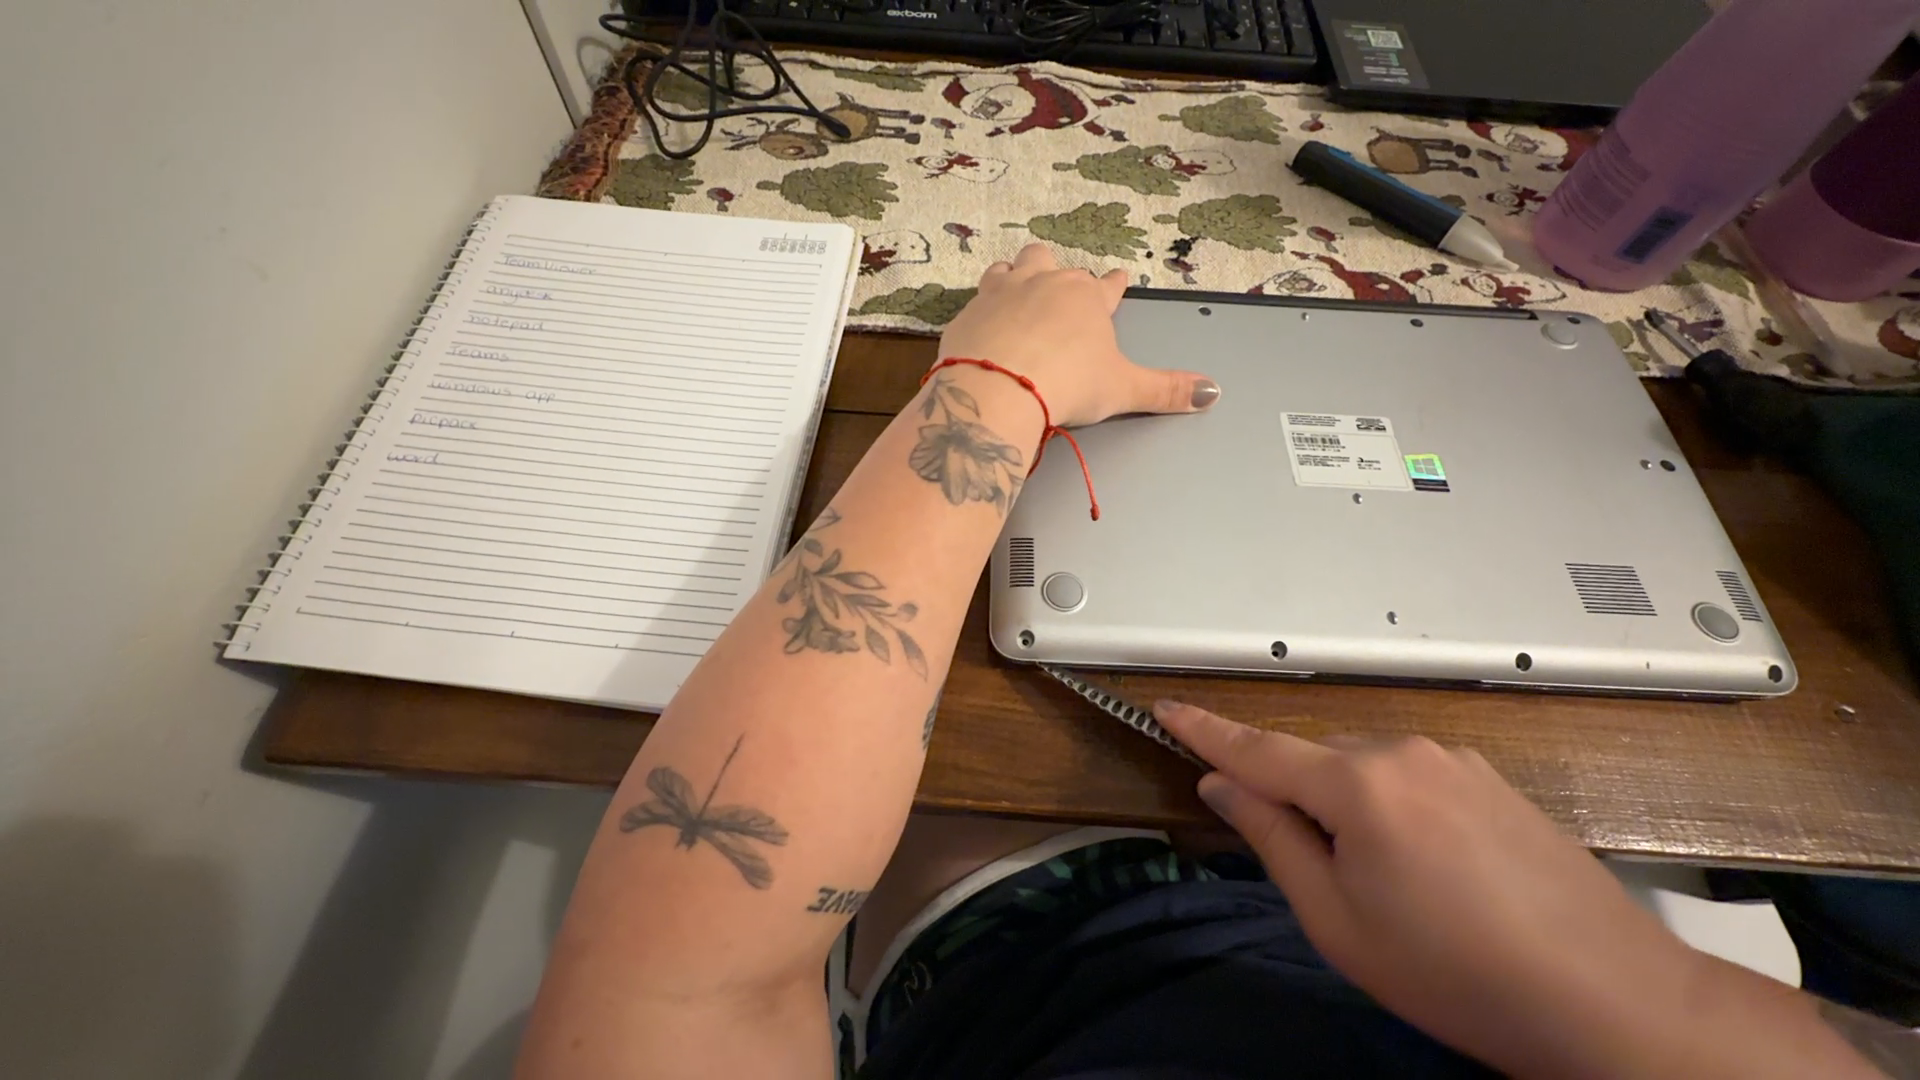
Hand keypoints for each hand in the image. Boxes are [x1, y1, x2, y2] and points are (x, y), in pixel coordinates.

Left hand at [937, 244, 1218, 426]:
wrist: (1000, 386)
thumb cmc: (1068, 383)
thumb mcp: (1123, 389)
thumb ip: (1165, 390)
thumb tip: (1214, 393)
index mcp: (1086, 298)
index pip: (1107, 286)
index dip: (1114, 285)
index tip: (1119, 279)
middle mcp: (1044, 283)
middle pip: (1051, 262)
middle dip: (1056, 270)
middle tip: (1057, 281)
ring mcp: (1002, 293)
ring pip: (1010, 267)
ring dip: (1015, 274)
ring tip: (1015, 283)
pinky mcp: (968, 313)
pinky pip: (975, 298)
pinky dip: (982, 307)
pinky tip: (980, 318)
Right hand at [1156, 702, 1704, 1078]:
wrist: (1614, 1004)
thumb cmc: (1455, 972)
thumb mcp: (1336, 921)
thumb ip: (1271, 839)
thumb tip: (1222, 786)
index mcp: (1357, 785)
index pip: (1255, 748)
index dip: (1203, 729)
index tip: (1164, 707)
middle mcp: (1403, 753)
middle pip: (1312, 760)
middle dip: (1291, 797)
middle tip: (1315, 874)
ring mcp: (1453, 761)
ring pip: (1362, 768)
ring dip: (1343, 805)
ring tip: (1384, 884)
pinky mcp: (1489, 779)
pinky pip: (1408, 776)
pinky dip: (1387, 806)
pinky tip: (1429, 870)